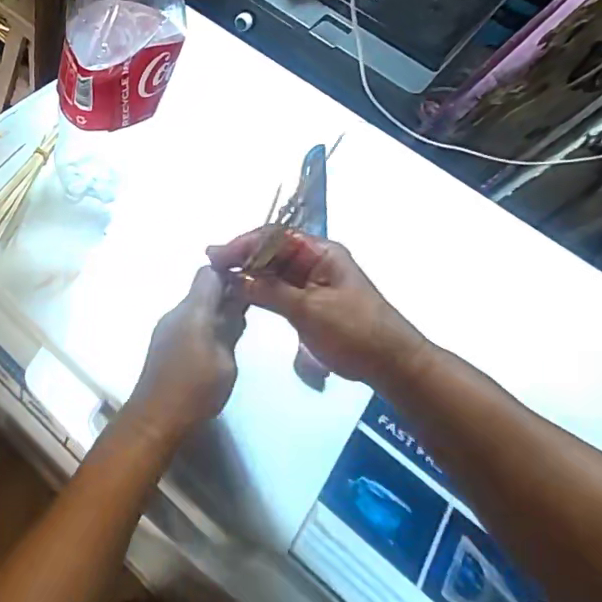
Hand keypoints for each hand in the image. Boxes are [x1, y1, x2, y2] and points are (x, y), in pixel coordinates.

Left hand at [127, 267, 245, 436]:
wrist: (156, 416)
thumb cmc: (195, 389)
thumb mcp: (225, 359)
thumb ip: (231, 328)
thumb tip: (237, 304)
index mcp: (192, 311)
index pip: (209, 274)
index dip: (231, 273)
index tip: (253, 281)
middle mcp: (175, 313)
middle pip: (202, 288)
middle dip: (227, 293)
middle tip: (253, 306)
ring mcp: (167, 327)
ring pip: (196, 306)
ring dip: (216, 310)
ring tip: (239, 328)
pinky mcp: (165, 342)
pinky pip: (188, 322)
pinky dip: (205, 324)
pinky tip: (220, 343)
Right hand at [207, 229, 432, 386]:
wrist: (390, 364)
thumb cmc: (355, 331)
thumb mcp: (309, 309)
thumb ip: (269, 291)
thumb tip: (233, 278)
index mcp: (321, 253)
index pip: (274, 237)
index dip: (243, 244)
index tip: (216, 256)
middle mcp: (314, 261)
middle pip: (270, 250)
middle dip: (241, 256)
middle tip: (211, 268)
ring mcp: (310, 281)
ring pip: (271, 269)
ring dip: (246, 273)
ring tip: (218, 280)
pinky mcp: (307, 302)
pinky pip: (276, 288)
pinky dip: (256, 289)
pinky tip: (238, 294)